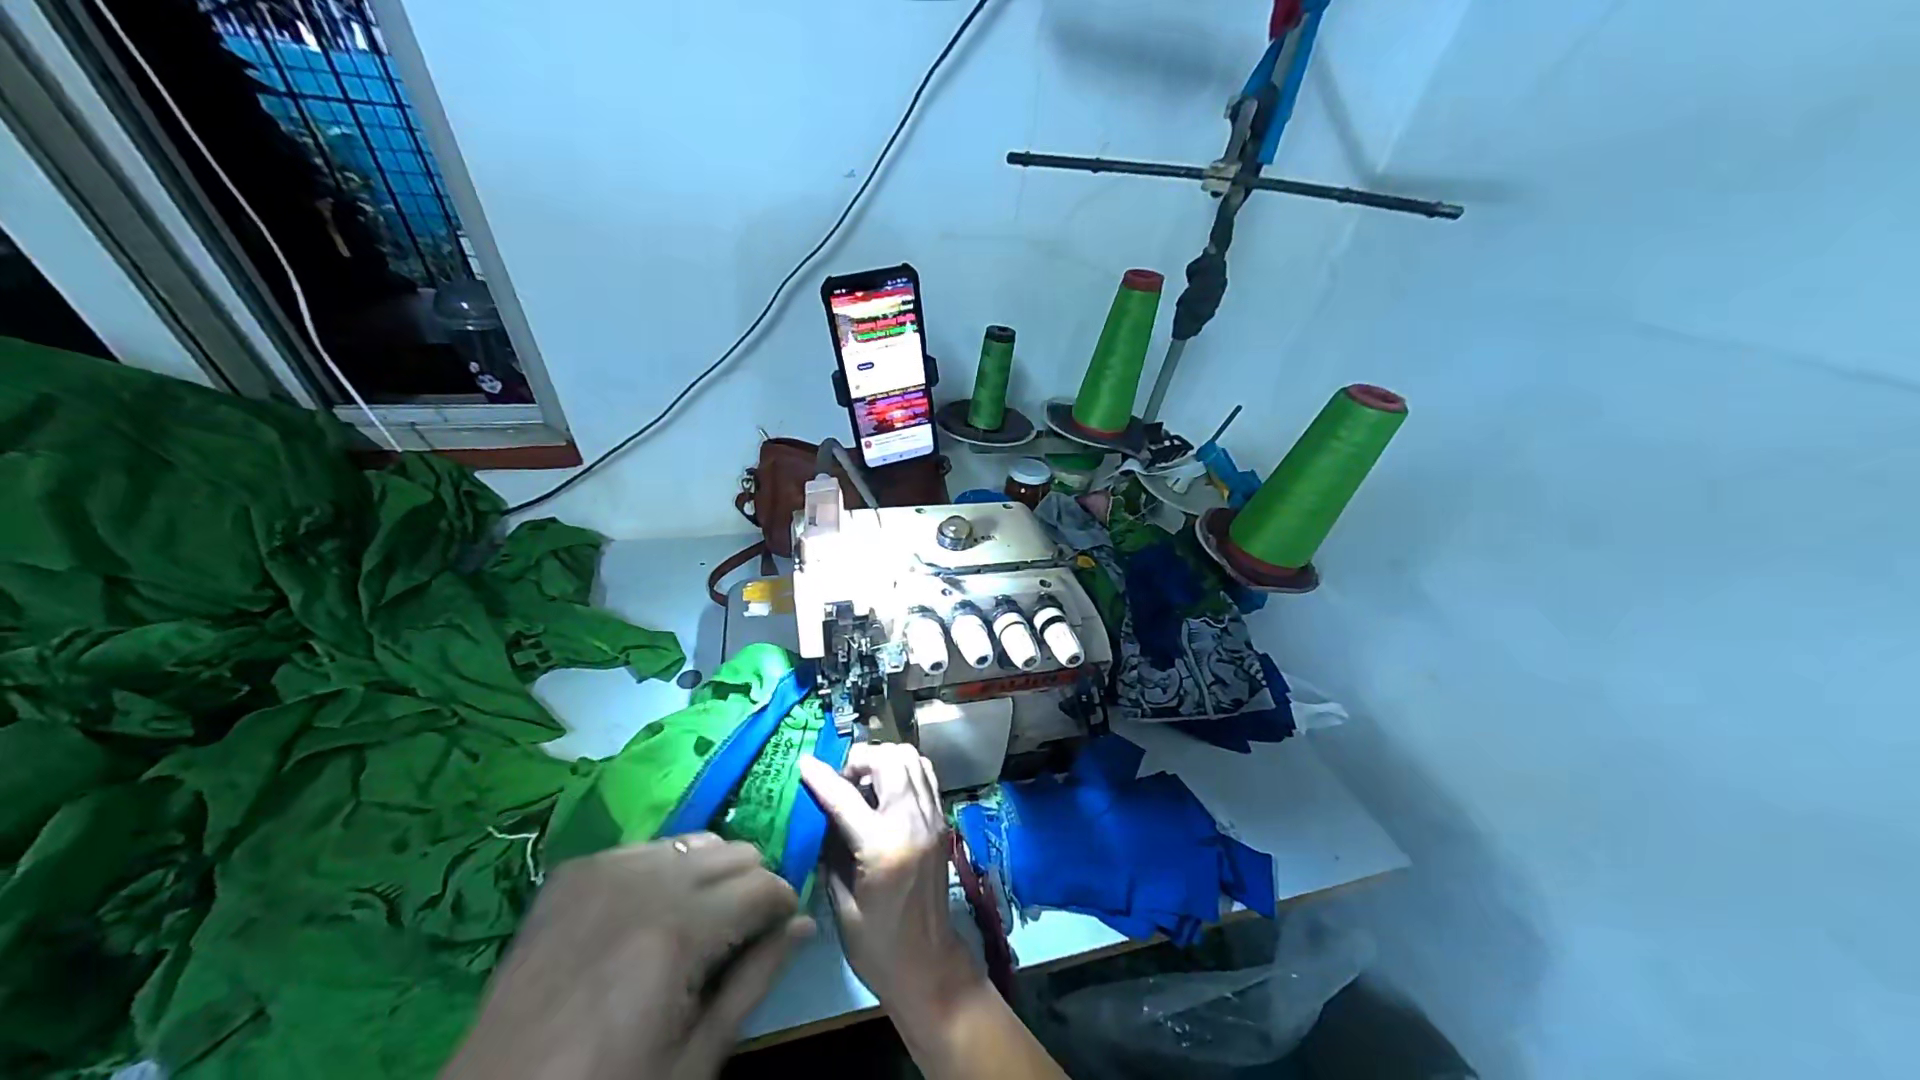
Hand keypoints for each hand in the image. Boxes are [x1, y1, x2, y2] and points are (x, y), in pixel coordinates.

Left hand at [441, 834, 811, 1079]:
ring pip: (691, 842)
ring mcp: (600, 872)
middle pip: (733, 851)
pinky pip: (643, 850)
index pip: (763, 886)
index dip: (783, 906)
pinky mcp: (570, 875)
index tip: (779, 933)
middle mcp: (642, 885)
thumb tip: (804, 924)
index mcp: (676, 934)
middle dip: (750, 886)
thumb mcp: (694, 1060)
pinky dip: (662, 872)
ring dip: (708, 875)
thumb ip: (756, 982)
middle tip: (738, 934)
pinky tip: (647, 914)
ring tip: (695, 922)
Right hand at [798, 744, 978, 1013]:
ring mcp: (933, 817)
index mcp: (883, 847)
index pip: (846, 796)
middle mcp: (913, 822)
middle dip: (860, 760)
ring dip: (884, 760)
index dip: (821, 776)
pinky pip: (925, 774)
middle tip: (843, 781)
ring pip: (912, 758)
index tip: (803, 762)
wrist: (928, 963)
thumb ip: (831, 851)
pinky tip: (886, 791)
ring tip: (864, 782)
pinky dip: (904, 770)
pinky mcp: (942, 820)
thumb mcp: (841, 902)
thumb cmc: (877, 944)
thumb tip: (819, 813)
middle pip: (889, 760)